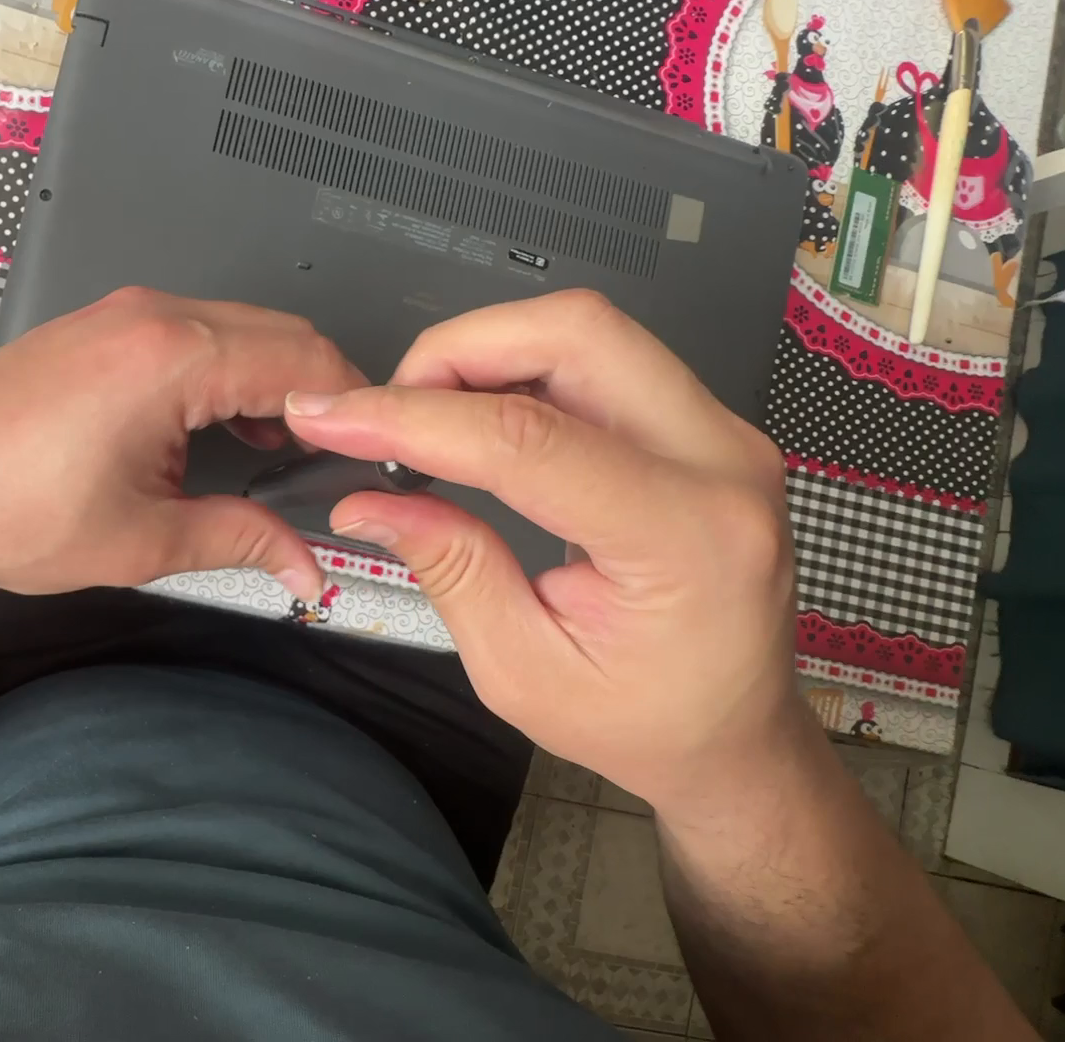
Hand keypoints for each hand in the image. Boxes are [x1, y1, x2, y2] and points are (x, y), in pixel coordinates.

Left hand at [0, 287, 362, 602]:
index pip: (304, 360)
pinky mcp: (96, 328)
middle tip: (326, 458)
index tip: (364, 450)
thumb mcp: (142, 540)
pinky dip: (222, 371)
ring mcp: (117, 314)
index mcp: (171, 356)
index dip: (350, 408)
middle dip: (315, 394)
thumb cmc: (4, 513)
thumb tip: (304, 566)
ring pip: (235, 328)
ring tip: (271, 449)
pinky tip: (215, 425)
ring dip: (268, 381)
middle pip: (278, 333)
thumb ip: (241, 541)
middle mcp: (148, 316)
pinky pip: (189, 332)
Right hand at [283, 290, 802, 807]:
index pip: (525, 440)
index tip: (331, 421)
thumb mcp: (521, 669)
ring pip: (583, 330)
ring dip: (481, 353)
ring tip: (421, 416)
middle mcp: (718, 463)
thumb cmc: (642, 722)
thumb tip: (367, 503)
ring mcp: (715, 433)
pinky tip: (470, 417)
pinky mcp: (694, 426)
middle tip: (385, 410)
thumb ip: (448, 569)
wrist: (733, 734)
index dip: (411, 419)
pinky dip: (512, 370)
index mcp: (683, 540)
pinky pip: (595, 358)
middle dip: (453, 353)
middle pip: (574, 334)